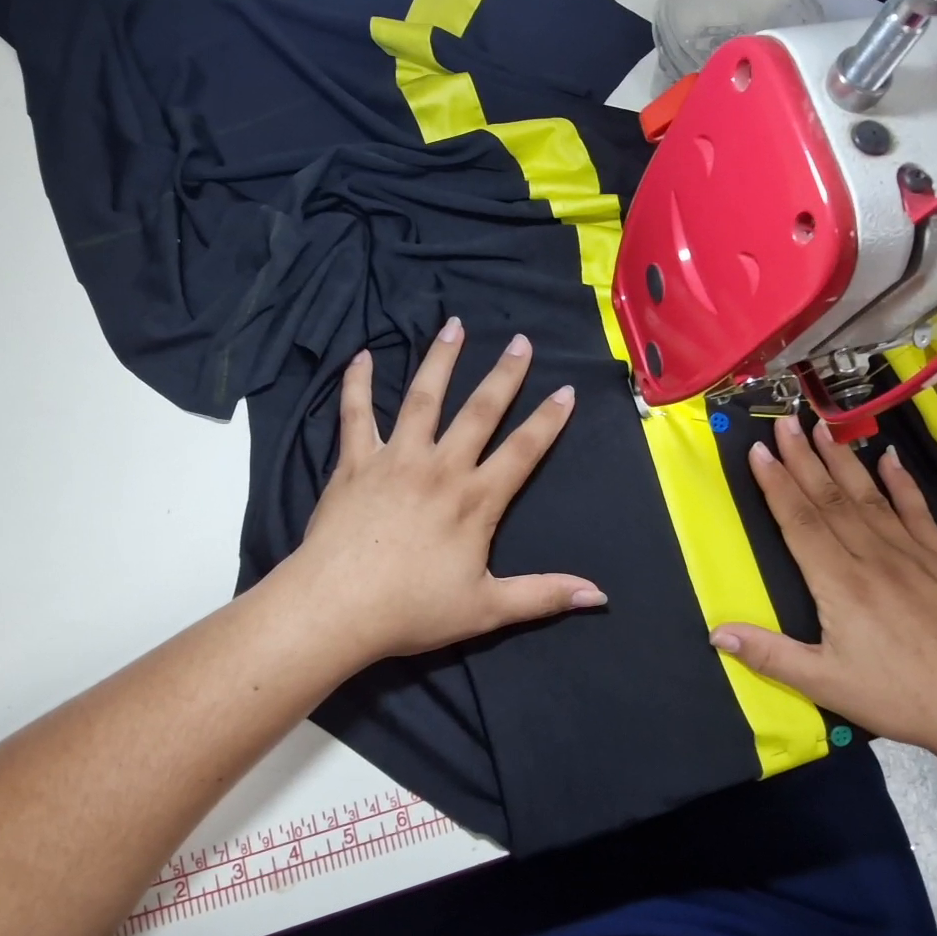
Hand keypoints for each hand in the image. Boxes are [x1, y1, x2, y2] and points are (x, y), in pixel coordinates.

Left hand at [280, 317, 604, 664]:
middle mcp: (440, 468)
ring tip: (454, 326)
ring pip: (423, 399)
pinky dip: (358, 384)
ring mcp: (396, 459)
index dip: (547, 421)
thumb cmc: (412, 609)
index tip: (566, 391)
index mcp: (475, 501)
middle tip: (520, 341)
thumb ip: (544, 595)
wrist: (337, 607)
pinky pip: (356, 415)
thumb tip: (600, 595)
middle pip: (479, 412)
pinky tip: (361, 356)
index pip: (522, 452)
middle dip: (503, 375)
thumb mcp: (487, 608)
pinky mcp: (355, 463)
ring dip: (441, 361)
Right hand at [710, 417, 936, 759]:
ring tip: (822, 428)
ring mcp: (912, 556)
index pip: (799, 521)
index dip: (776, 484)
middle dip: (802, 458)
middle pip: (830, 499)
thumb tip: (716, 633)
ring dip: (842, 460)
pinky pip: (917, 512)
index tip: (758, 450)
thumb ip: (769, 655)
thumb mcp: (825, 684)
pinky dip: (901, 483)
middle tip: (783, 423)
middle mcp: (873, 558)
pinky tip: (888, 459)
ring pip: (869, 497)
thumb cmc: (897, 697)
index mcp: (839, 584)